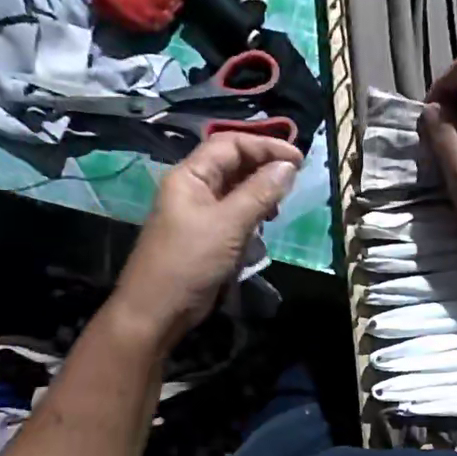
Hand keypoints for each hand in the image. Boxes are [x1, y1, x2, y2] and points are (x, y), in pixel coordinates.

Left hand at [108, 132, 300, 348]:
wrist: (158, 311)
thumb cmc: (190, 262)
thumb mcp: (229, 224)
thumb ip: (260, 192)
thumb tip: (288, 166)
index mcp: (190, 175)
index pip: (230, 144)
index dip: (265, 146)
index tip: (298, 160)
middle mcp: (193, 188)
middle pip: (233, 163)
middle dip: (264, 167)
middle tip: (294, 180)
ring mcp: (199, 213)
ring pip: (236, 190)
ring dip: (261, 192)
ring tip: (281, 206)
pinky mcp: (207, 236)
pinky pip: (234, 214)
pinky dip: (253, 214)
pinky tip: (266, 225)